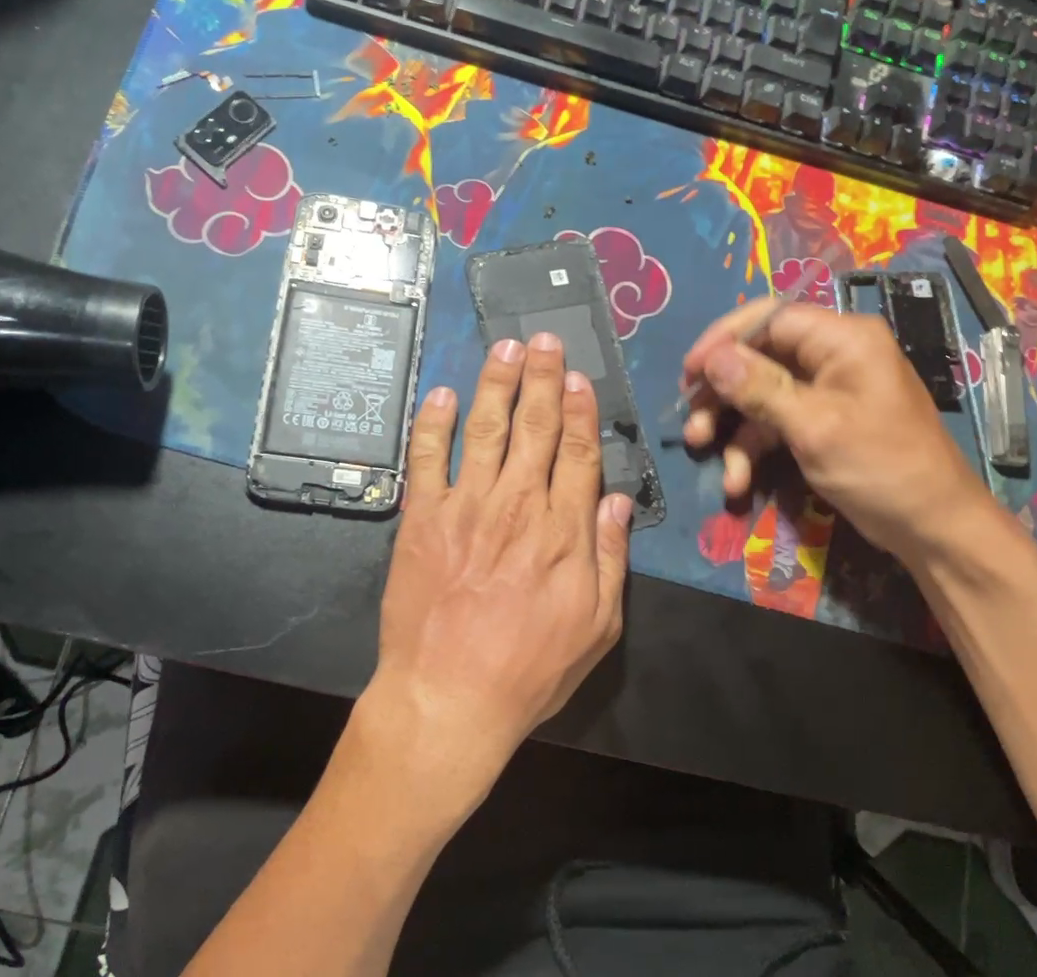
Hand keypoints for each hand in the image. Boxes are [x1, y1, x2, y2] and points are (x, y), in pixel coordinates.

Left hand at [370, 332, 634, 790]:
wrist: (449, 697)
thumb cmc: (530, 671)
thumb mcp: (597, 627)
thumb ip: (610, 558)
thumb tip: (615, 499)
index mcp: (564, 532)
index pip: (577, 453)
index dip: (580, 410)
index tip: (580, 377)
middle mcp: (518, 506)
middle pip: (535, 428)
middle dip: (543, 378)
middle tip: (545, 339)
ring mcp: (466, 508)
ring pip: (486, 430)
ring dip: (496, 384)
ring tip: (505, 347)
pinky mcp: (422, 519)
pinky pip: (428, 459)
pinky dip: (434, 424)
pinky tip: (441, 395)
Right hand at [680, 302, 992, 561]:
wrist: (931, 526)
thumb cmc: (879, 467)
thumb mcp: (814, 426)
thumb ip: (760, 388)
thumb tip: (712, 358)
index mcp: (842, 339)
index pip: (770, 318)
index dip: (723, 340)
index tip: (689, 374)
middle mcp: (834, 355)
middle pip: (760, 357)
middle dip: (722, 392)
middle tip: (693, 421)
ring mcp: (828, 390)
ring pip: (761, 394)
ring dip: (732, 426)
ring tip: (704, 451)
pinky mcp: (822, 422)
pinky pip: (776, 422)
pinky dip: (753, 449)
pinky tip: (737, 481)